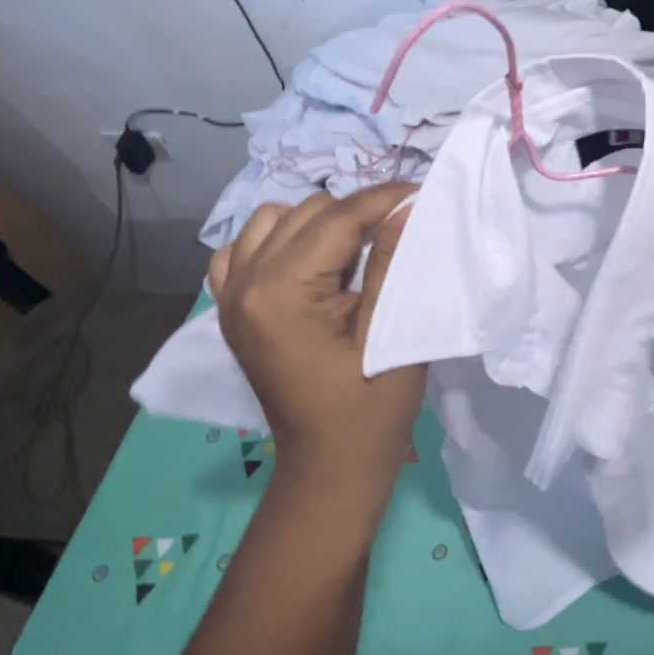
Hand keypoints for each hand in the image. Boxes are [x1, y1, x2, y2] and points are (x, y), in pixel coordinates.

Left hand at [209, 183, 419, 486]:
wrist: (329, 463)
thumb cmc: (370, 407)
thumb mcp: (390, 333)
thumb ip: (392, 264)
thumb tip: (406, 206)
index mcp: (281, 293)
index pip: (336, 218)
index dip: (383, 199)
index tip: (423, 192)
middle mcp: (244, 284)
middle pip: (306, 212)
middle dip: (357, 211)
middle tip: (401, 227)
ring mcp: (230, 295)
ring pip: (274, 219)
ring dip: (319, 222)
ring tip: (357, 246)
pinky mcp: (232, 307)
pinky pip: (245, 247)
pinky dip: (278, 240)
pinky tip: (309, 261)